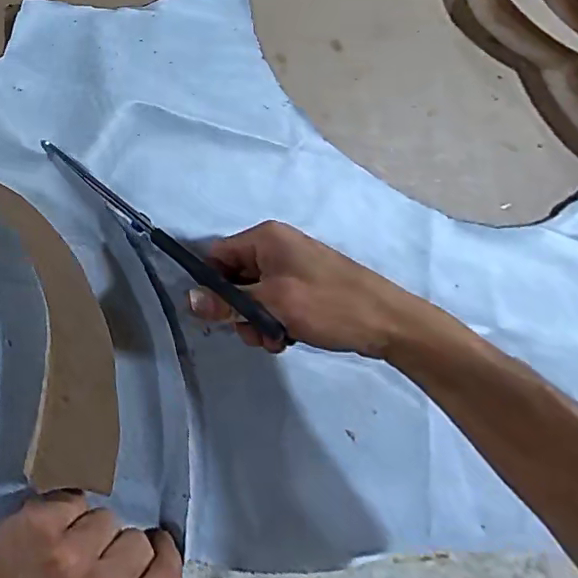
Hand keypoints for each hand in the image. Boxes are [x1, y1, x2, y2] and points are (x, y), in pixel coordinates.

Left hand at [0, 491, 181, 577]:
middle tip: (98, 561)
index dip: (165, 556)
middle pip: (137, 541)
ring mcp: (68, 555)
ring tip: (69, 549)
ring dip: (91, 529)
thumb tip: (156, 563)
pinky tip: (51, 531)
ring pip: (106, 516)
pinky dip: (64, 510)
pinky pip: (74, 498)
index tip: (156, 546)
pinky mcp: (40, 524)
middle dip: (120, 547)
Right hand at [191, 221, 420, 356]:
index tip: (215, 315)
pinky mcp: (306, 285)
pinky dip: (275, 319)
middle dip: (239, 309)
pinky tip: (287, 337)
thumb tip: (189, 301)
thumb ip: (229, 303)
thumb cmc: (328, 305)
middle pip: (235, 275)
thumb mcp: (274, 305)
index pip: (217, 255)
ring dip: (257, 319)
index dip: (211, 285)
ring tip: (275, 340)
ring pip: (254, 292)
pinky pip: (275, 299)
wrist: (388, 322)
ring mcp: (293, 265)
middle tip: (253, 334)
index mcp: (266, 238)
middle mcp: (276, 245)